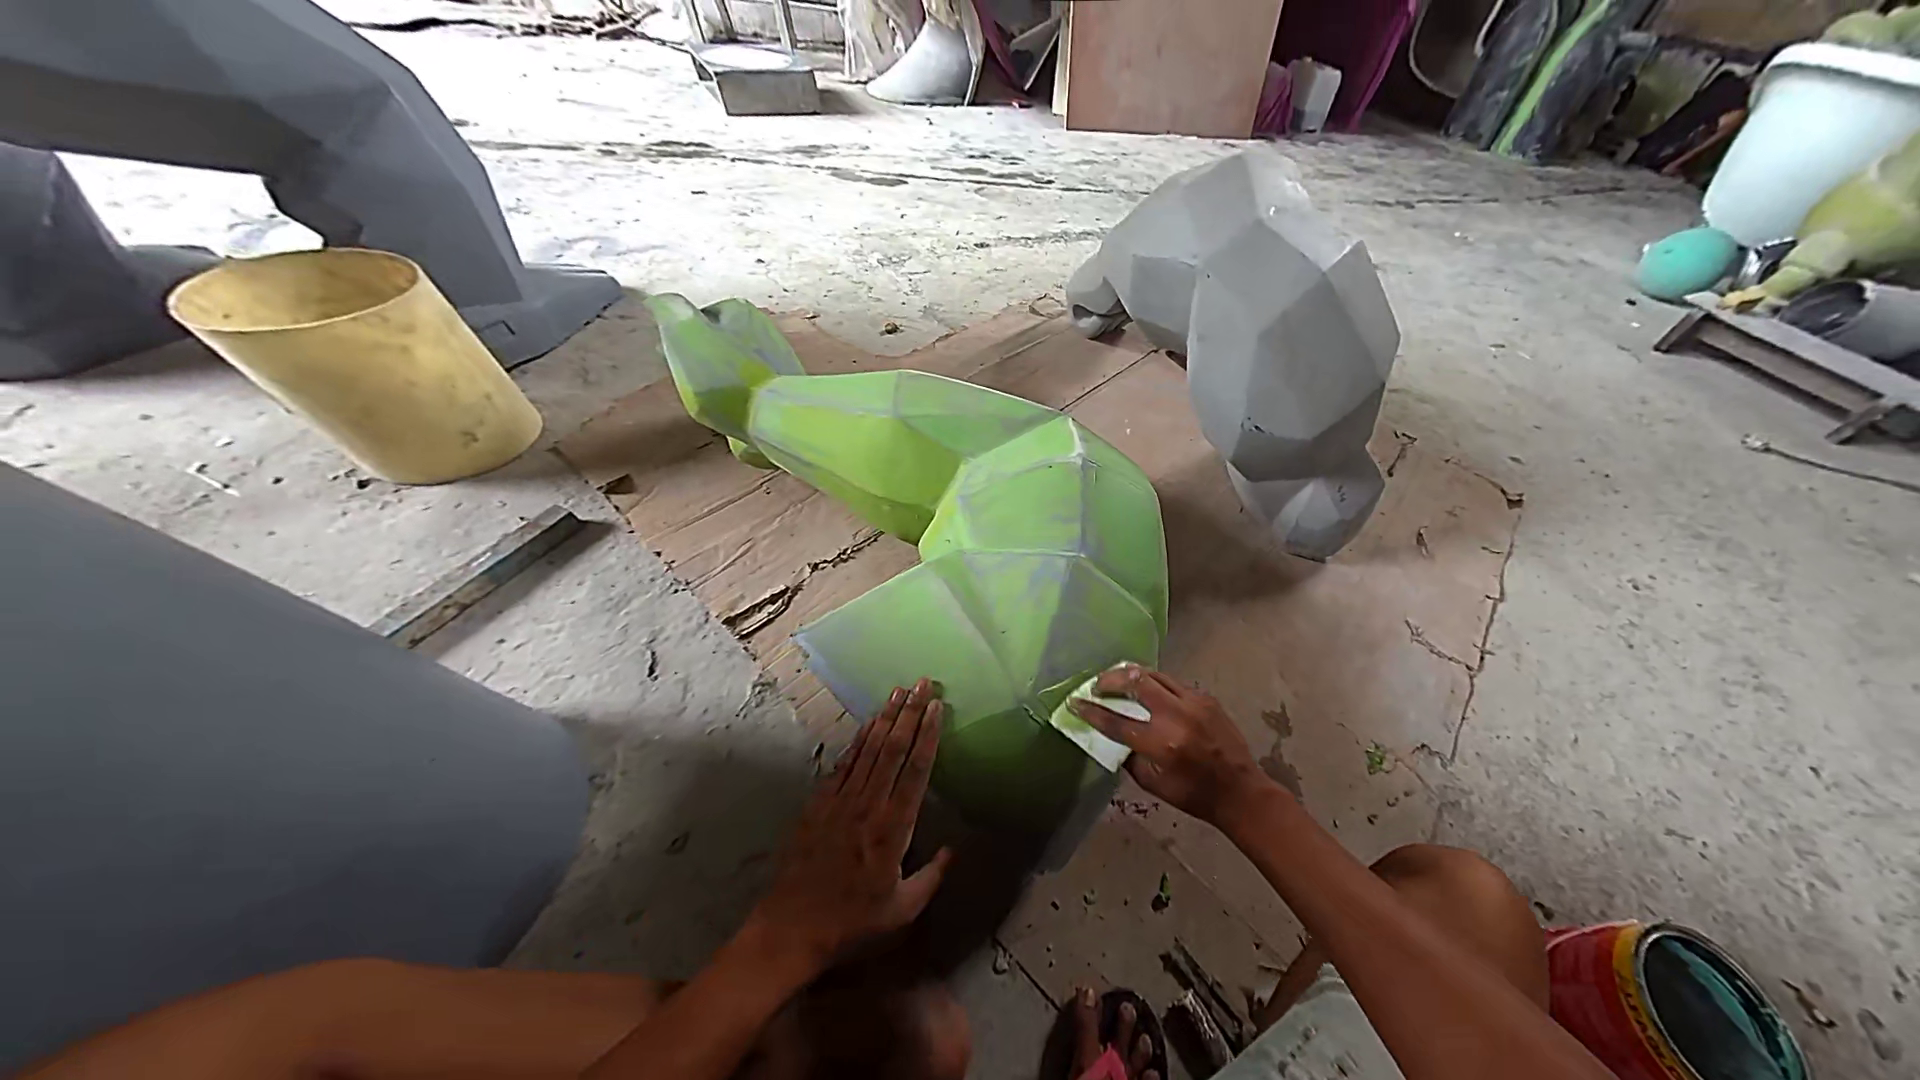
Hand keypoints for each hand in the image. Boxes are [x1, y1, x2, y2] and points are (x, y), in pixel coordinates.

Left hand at [746, 678, 953, 972]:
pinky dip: (857, 741)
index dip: (928, 734)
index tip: (937, 706)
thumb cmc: (852, 924)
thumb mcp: (903, 912)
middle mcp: (868, 805)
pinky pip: (843, 764)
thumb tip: (954, 849)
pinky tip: (867, 725)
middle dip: (909, 713)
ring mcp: (840, 802)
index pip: (916, 770)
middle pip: (893, 749)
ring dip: (885, 718)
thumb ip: (932, 877)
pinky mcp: (819, 805)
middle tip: (922, 683)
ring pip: (868, 750)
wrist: (790, 929)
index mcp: (893, 829)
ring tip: (898, 692)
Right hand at [1068, 665, 1271, 826]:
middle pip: (1135, 682)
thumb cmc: (1194, 795)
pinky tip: (1148, 691)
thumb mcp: (1153, 784)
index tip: (1074, 702)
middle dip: (1110, 679)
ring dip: (1131, 675)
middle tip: (1098, 685)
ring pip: (1155, 675)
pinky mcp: (1206, 698)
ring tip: (1118, 680)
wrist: (1241, 791)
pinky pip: (1173, 683)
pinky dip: (1155, 684)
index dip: (1091, 711)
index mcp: (1162, 744)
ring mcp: (1194, 703)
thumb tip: (1114, 735)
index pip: (1116, 721)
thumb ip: (1130, 757)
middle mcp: (1177, 717)